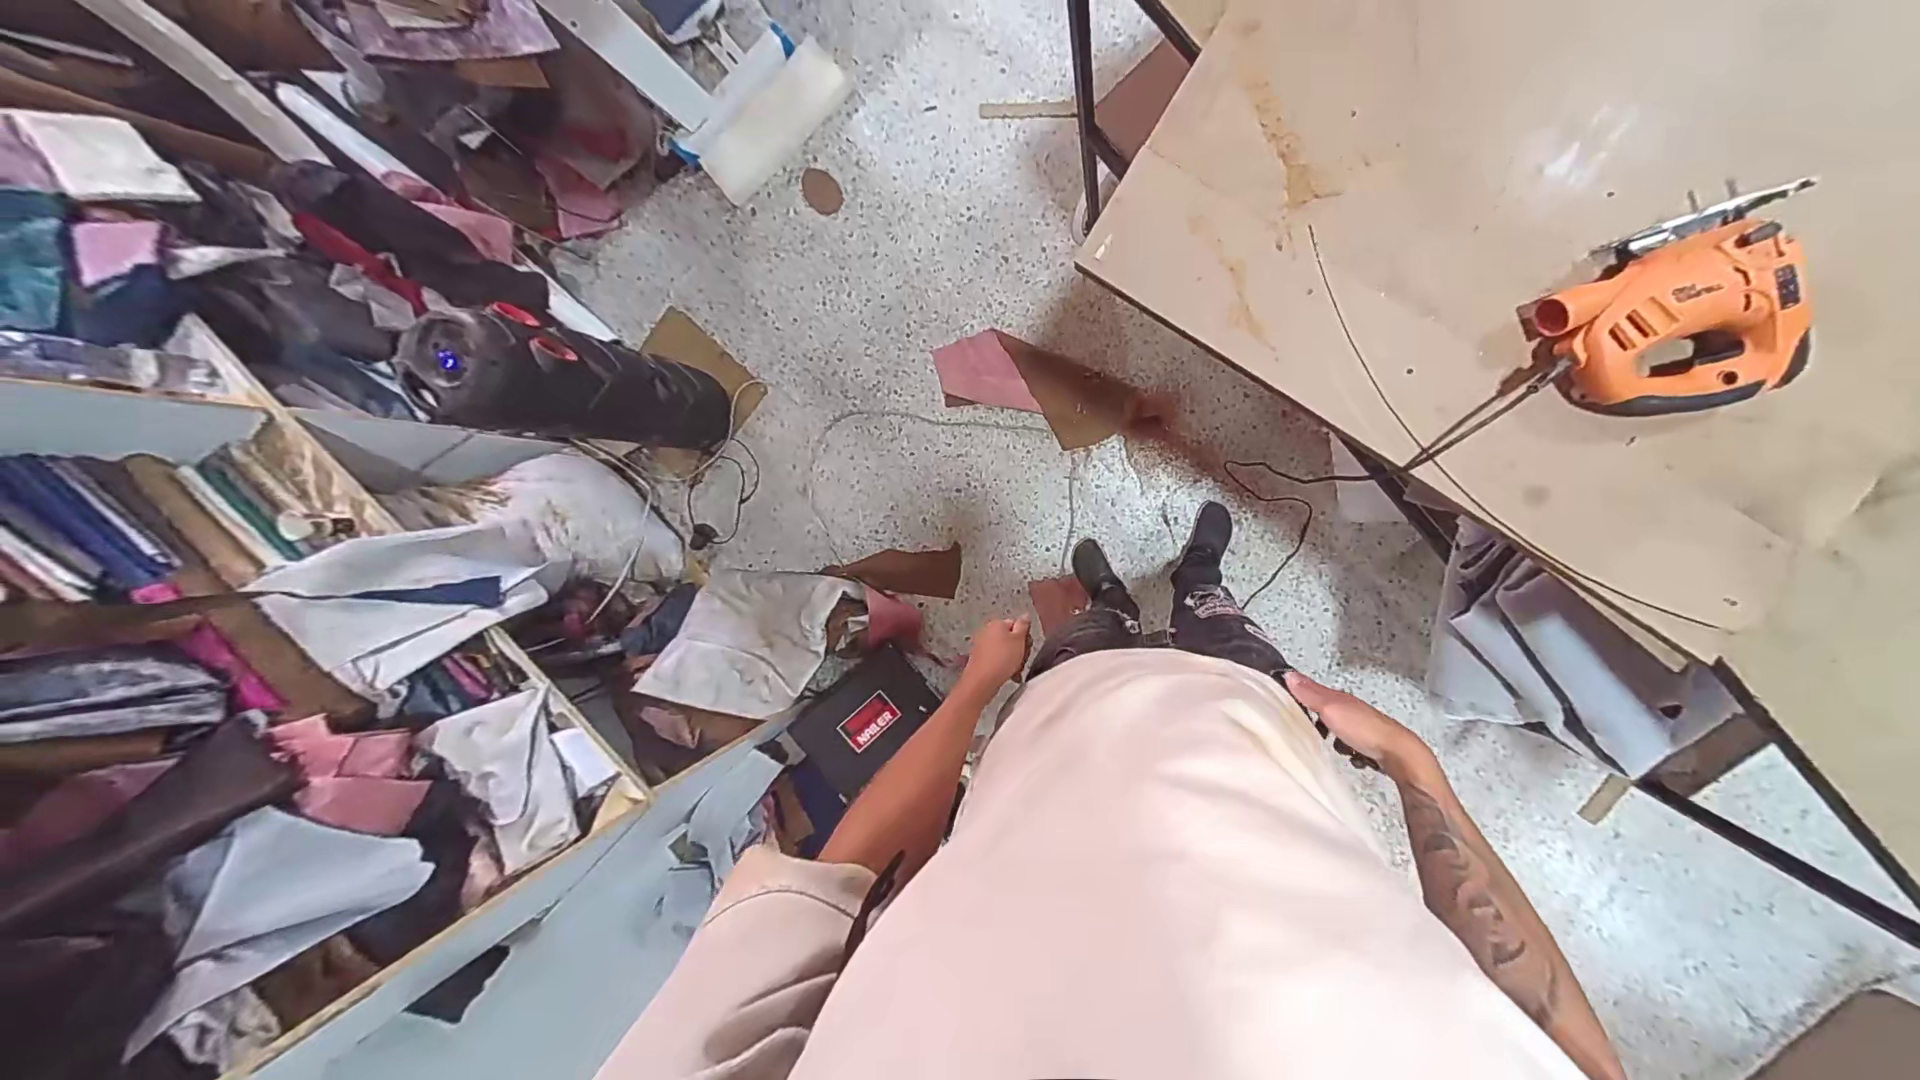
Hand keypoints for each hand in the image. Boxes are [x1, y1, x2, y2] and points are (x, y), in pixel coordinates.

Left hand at [962, 615, 1030, 687]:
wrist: (982, 680)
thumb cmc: (1002, 659)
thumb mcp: (1019, 640)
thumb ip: (1023, 626)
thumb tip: (1025, 615)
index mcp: (997, 624)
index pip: (1017, 625)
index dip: (1025, 637)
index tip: (1027, 648)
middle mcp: (987, 632)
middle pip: (1011, 638)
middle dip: (1020, 650)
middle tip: (1022, 660)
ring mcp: (982, 646)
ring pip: (1005, 650)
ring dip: (1014, 660)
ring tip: (1016, 671)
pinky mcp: (980, 659)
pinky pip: (997, 659)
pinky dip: (1004, 666)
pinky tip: (1011, 676)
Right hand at [1283, 671, 1431, 777]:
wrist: (1399, 755)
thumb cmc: (1364, 730)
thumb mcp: (1330, 709)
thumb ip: (1309, 693)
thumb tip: (1289, 674)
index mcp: (1339, 697)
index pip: (1311, 688)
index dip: (1295, 691)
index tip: (1280, 697)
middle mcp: (1350, 708)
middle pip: (1322, 707)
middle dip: (1310, 714)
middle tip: (1297, 723)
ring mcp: (1361, 726)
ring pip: (1334, 724)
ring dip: (1326, 731)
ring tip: (1319, 741)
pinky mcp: (1369, 743)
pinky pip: (1347, 741)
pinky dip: (1342, 746)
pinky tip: (1342, 753)